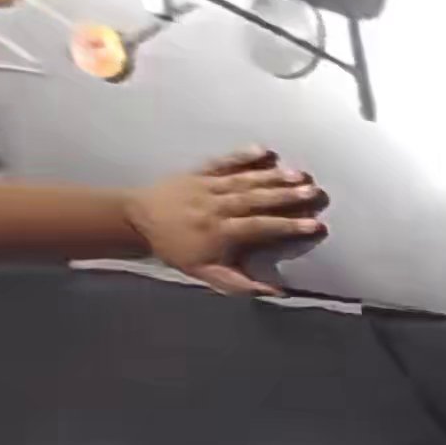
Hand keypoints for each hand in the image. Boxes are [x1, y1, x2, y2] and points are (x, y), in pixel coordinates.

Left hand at [124, 147, 325, 295]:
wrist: (129, 221)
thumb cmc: (177, 249)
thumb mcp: (205, 273)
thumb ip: (240, 284)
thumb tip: (277, 293)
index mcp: (219, 231)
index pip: (259, 227)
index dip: (288, 226)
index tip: (316, 225)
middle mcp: (213, 207)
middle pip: (254, 200)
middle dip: (285, 196)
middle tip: (314, 192)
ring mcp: (205, 187)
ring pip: (243, 181)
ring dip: (273, 177)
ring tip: (300, 175)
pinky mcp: (196, 173)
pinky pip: (220, 163)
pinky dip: (241, 156)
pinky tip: (264, 150)